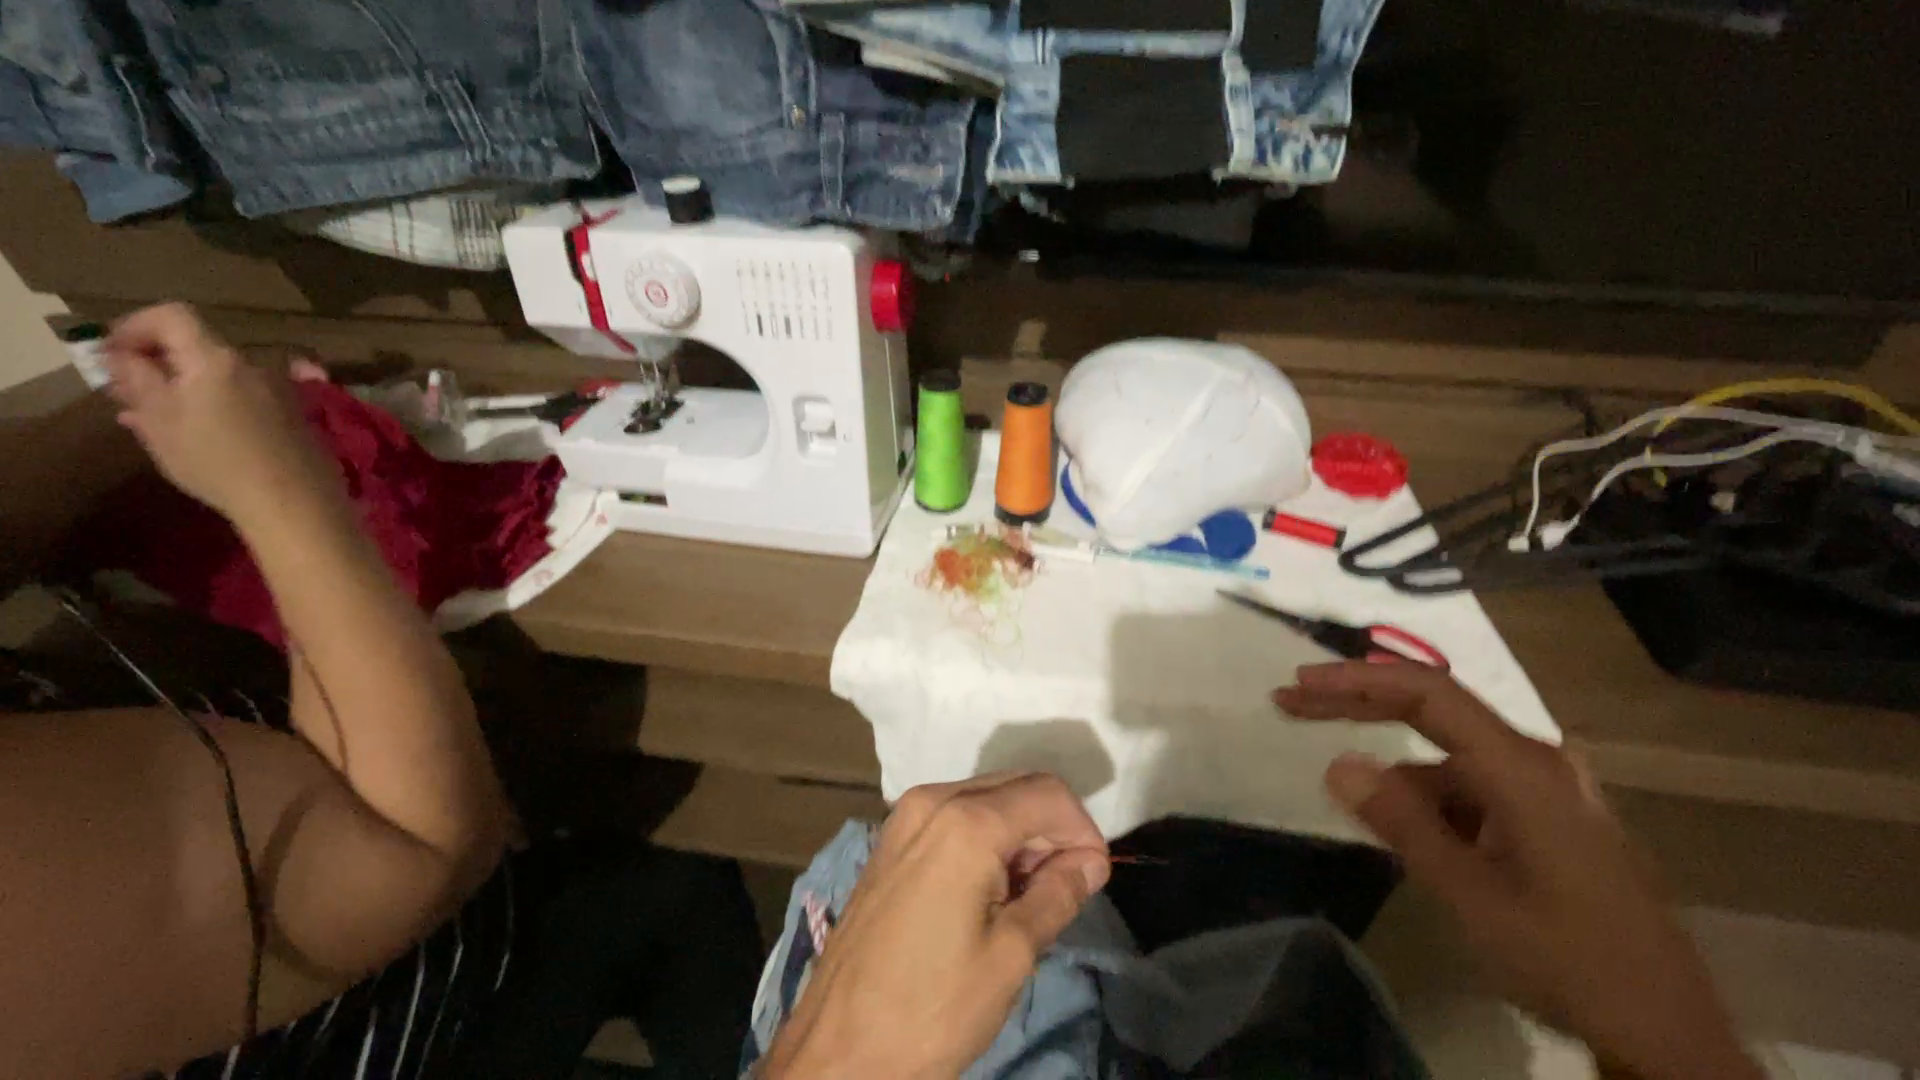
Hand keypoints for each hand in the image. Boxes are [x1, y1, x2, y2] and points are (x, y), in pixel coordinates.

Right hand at [104, 303, 335, 524]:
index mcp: (217, 360)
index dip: (136, 326)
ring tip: (154, 418)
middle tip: (128, 393)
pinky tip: (197, 434)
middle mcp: (255, 367)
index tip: (113, 354)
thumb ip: (137, 380)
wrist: (293, 501)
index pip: (173, 315)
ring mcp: (281, 392)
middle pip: (198, 348)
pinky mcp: (294, 416)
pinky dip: (216, 405)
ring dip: (185, 388)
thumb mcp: (159, 421)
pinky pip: (245, 398)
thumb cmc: (217, 461)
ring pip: (220, 377)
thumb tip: (121, 356)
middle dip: (158, 362)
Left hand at [762, 773, 1109, 1079]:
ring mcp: (904, 817)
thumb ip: (1058, 893)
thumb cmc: (932, 1007)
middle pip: (1017, 786)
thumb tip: (1089, 861)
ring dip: (1021, 833)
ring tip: (1031, 896)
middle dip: (1053, 828)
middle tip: (1066, 888)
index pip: (1049, 794)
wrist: (839, 1049)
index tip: (1094, 878)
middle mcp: (931, 800)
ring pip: (987, 798)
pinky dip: (987, 838)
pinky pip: (955, 816)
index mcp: (964, 822)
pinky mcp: (891, 840)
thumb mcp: (1012, 955)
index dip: (1083, 830)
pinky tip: (992, 889)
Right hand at [1274, 662, 1762, 1079]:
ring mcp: (1547, 792)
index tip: (1299, 685)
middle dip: (1359, 705)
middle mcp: (1537, 764)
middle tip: (1292, 705)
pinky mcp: (1549, 820)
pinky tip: (1409, 837)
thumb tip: (1338, 763)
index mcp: (1521, 769)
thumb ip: (1402, 823)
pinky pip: (1471, 791)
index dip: (1357, 680)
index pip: (1428, 693)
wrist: (1668, 1031)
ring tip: (1352, 808)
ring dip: (1396, 773)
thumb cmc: (1567, 959)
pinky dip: (1428, 801)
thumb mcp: (1470, 895)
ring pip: (1449, 761)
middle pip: (1434, 712)